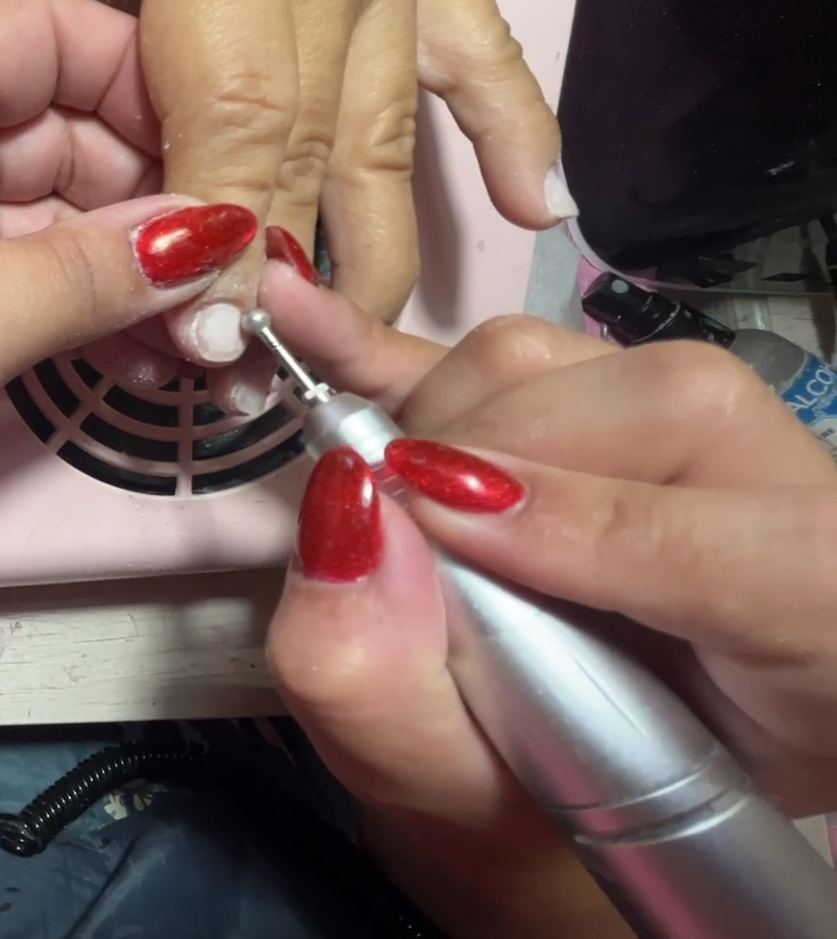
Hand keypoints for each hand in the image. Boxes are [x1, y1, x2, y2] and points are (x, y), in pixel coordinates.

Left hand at [0, 0, 255, 566]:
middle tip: (246, 282)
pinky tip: (150, 358)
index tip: (231, 157)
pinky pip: (22, 294)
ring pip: (50, 228)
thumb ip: (82, 272)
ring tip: (217, 337)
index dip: (144, 79)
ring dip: (132, 276)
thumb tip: (209, 237)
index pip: (46, 36)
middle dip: (159, 203)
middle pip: (64, 140)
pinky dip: (85, 321)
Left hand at [26, 0, 567, 412]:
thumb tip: (142, 182)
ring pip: (383, 118)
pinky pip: (471, 42)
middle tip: (267, 362)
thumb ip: (95, 30)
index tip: (218, 327)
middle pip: (308, 136)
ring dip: (379, 241)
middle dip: (290, 265)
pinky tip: (537, 204)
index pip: (235, 111)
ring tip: (366, 335)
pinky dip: (506, 125)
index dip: (232, 230)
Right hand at [258, 260, 836, 933]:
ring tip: (402, 502)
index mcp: (819, 637)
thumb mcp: (442, 779)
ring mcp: (694, 424)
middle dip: (470, 468)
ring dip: (428, 420)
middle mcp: (791, 501)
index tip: (428, 517)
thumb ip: (377, 675)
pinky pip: (475, 343)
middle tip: (404, 548)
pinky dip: (371, 329)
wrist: (536, 737)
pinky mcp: (579, 390)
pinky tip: (294, 301)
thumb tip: (346, 512)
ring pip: (537, 356)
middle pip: (630, 405)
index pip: (748, 553)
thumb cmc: (495, 777)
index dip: (580, 526)